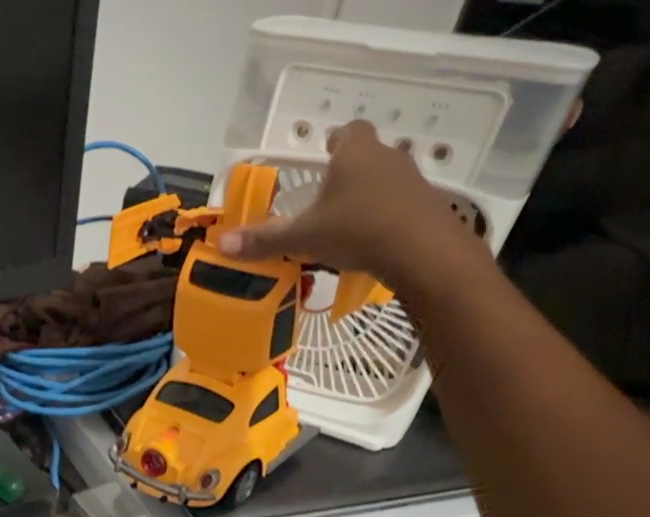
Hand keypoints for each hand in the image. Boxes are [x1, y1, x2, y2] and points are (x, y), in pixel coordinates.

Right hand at [218, 120, 488, 291]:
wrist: (421, 251)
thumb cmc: (357, 230)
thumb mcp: (303, 238)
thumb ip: (265, 240)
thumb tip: (222, 243)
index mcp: (354, 153)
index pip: (346, 131)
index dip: (334, 142)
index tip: (324, 157)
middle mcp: (385, 156)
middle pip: (367, 154)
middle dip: (349, 171)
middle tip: (328, 197)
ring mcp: (411, 179)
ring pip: (385, 179)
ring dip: (368, 195)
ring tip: (348, 224)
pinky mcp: (427, 204)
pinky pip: (401, 204)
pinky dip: (387, 216)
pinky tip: (372, 241)